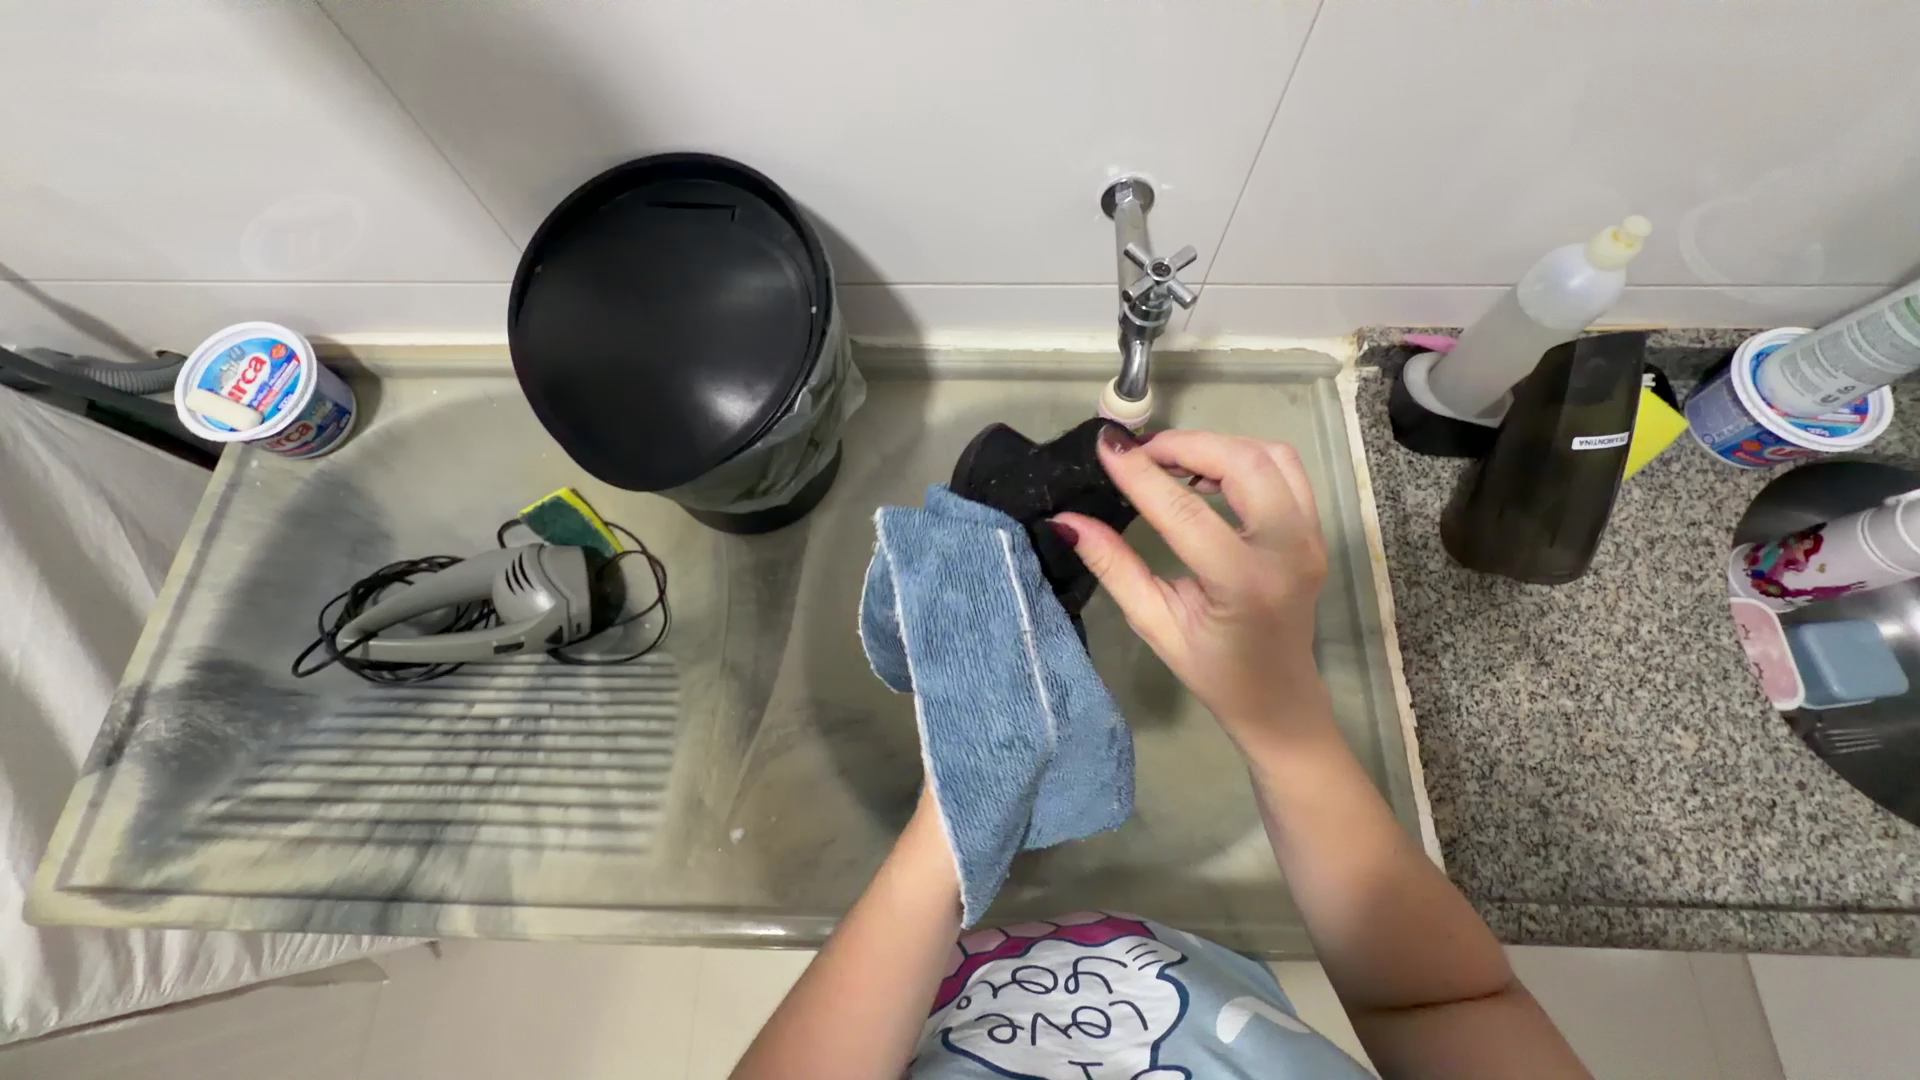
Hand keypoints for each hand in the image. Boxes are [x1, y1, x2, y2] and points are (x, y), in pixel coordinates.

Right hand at [1052, 427, 1330, 749]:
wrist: (1280, 698)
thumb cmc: (1213, 671)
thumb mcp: (1154, 623)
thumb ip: (1114, 567)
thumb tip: (1067, 521)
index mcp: (1243, 584)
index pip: (1184, 511)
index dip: (1140, 474)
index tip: (1106, 446)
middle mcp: (1288, 551)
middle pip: (1242, 464)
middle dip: (1185, 445)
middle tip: (1141, 453)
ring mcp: (1310, 537)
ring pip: (1270, 456)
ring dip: (1217, 447)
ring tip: (1172, 461)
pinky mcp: (1316, 530)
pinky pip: (1285, 470)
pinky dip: (1244, 457)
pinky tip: (1208, 475)